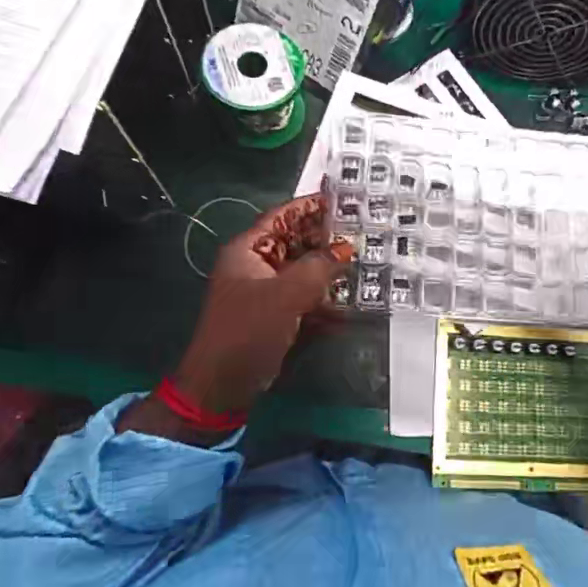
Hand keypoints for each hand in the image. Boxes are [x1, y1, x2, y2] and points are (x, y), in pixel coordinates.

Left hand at [171, 195, 350, 415]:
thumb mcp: (285, 295)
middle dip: (325, 239)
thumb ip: (318, 268)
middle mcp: (255, 266)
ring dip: (328, 270)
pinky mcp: (275, 317)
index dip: (310, 207)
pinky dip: (323, 298)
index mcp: (247, 251)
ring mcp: (265, 293)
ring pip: (302, 272)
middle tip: (364, 232)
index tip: (344, 201)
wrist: (223, 385)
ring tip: (364, 263)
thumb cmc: (247, 331)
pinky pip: (303, 298)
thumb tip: (346, 247)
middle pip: (294, 243)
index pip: (281, 217)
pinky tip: (349, 302)